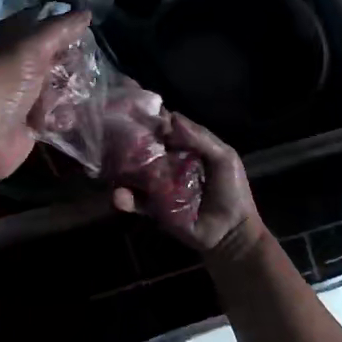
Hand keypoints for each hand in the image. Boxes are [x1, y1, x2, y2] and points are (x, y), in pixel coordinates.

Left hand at [0, 8, 91, 182]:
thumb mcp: (28, 49)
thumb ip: (59, 30)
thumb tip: (85, 12)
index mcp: (4, 37)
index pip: (39, 20)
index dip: (63, 21)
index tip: (90, 25)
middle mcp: (12, 62)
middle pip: (52, 54)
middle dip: (70, 60)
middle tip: (85, 65)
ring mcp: (21, 93)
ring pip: (58, 83)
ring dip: (69, 89)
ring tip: (75, 93)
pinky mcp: (30, 121)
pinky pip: (56, 112)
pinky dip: (62, 114)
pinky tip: (63, 117)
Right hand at [113, 113, 265, 258]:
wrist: (232, 231)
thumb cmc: (231, 191)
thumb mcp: (224, 158)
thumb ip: (200, 137)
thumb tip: (171, 116)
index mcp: (184, 149)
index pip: (163, 130)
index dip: (149, 120)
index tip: (131, 110)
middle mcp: (167, 163)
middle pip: (142, 148)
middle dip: (126, 141)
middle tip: (110, 135)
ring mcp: (157, 185)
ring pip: (132, 173)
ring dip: (119, 169)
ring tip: (110, 166)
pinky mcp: (152, 208)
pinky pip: (133, 201)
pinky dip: (123, 198)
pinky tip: (119, 196)